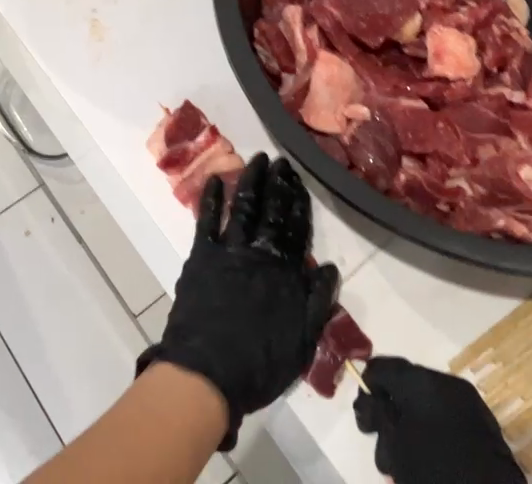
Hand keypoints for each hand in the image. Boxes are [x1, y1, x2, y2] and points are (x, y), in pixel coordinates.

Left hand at [138, 154, 339, 449]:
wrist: (208, 372)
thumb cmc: (259, 364)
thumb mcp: (302, 340)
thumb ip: (318, 302)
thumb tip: (330, 267)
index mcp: (287, 274)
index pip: (298, 230)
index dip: (300, 204)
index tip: (301, 181)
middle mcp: (261, 254)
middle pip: (273, 212)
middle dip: (278, 184)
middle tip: (281, 160)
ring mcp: (229, 252)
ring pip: (244, 208)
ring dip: (251, 181)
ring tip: (257, 159)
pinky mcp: (202, 257)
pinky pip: (207, 222)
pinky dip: (211, 200)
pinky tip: (215, 180)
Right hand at [353, 357, 524, 483]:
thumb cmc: (433, 470)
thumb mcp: (392, 442)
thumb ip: (375, 411)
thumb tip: (370, 395)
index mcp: (422, 381)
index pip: (382, 367)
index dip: (368, 389)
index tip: (366, 419)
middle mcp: (447, 385)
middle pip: (405, 389)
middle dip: (391, 417)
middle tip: (386, 448)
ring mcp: (470, 407)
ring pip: (426, 408)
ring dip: (411, 433)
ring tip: (407, 467)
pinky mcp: (485, 431)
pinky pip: (447, 422)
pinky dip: (433, 438)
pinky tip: (429, 465)